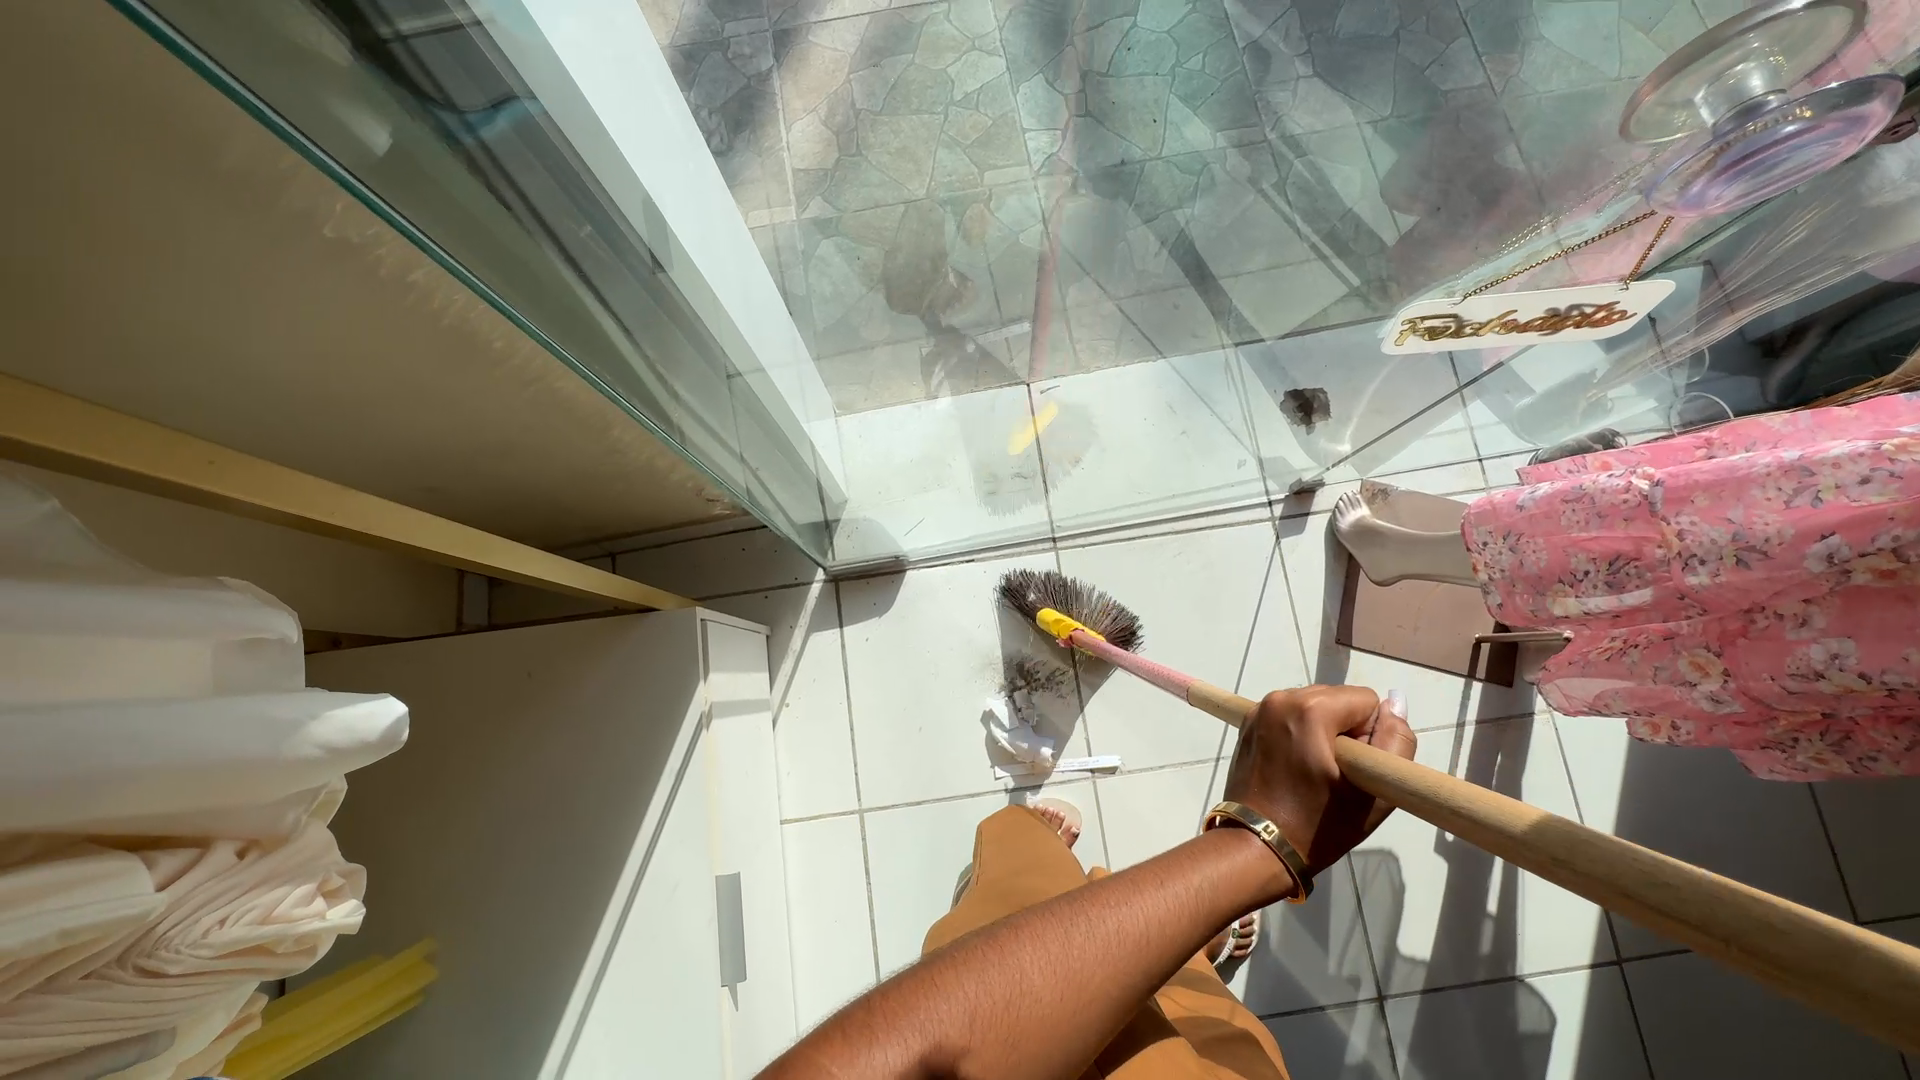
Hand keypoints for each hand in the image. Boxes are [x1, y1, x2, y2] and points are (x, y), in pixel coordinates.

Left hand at [1221, 686, 1415, 879]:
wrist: (1258, 843)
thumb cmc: (1319, 823)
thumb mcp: (1374, 790)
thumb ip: (1396, 742)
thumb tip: (1395, 703)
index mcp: (1308, 709)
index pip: (1365, 700)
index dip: (1370, 734)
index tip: (1356, 767)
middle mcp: (1279, 698)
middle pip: (1336, 698)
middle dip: (1346, 729)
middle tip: (1337, 772)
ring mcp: (1258, 709)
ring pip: (1313, 705)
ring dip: (1323, 730)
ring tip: (1315, 771)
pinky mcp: (1247, 724)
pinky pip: (1289, 715)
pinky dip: (1300, 732)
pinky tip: (1296, 765)